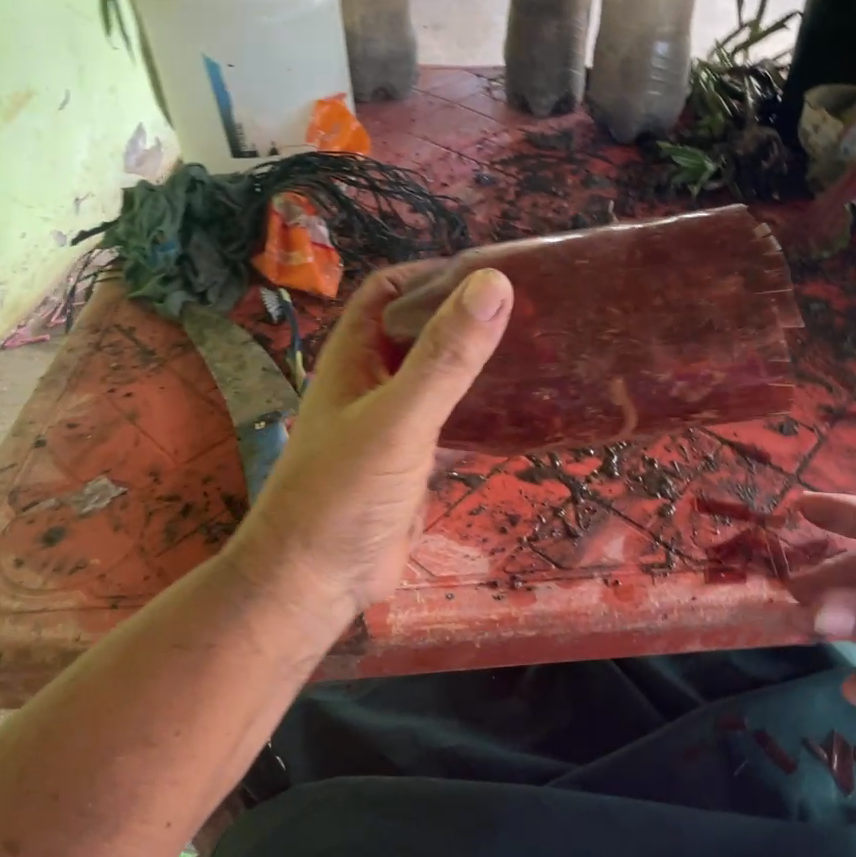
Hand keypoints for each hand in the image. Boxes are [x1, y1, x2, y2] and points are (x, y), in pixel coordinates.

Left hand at [225, 263, 512, 617]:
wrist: (315, 584)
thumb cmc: (345, 492)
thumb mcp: (400, 418)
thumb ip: (446, 357)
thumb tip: (496, 284)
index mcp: (356, 354)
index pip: (393, 290)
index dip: (435, 273)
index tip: (493, 272)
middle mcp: (375, 380)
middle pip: (424, 332)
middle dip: (470, 319)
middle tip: (532, 313)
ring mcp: (396, 423)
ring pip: (443, 380)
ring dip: (482, 367)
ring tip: (540, 355)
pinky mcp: (416, 463)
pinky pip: (457, 426)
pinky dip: (486, 417)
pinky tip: (526, 415)